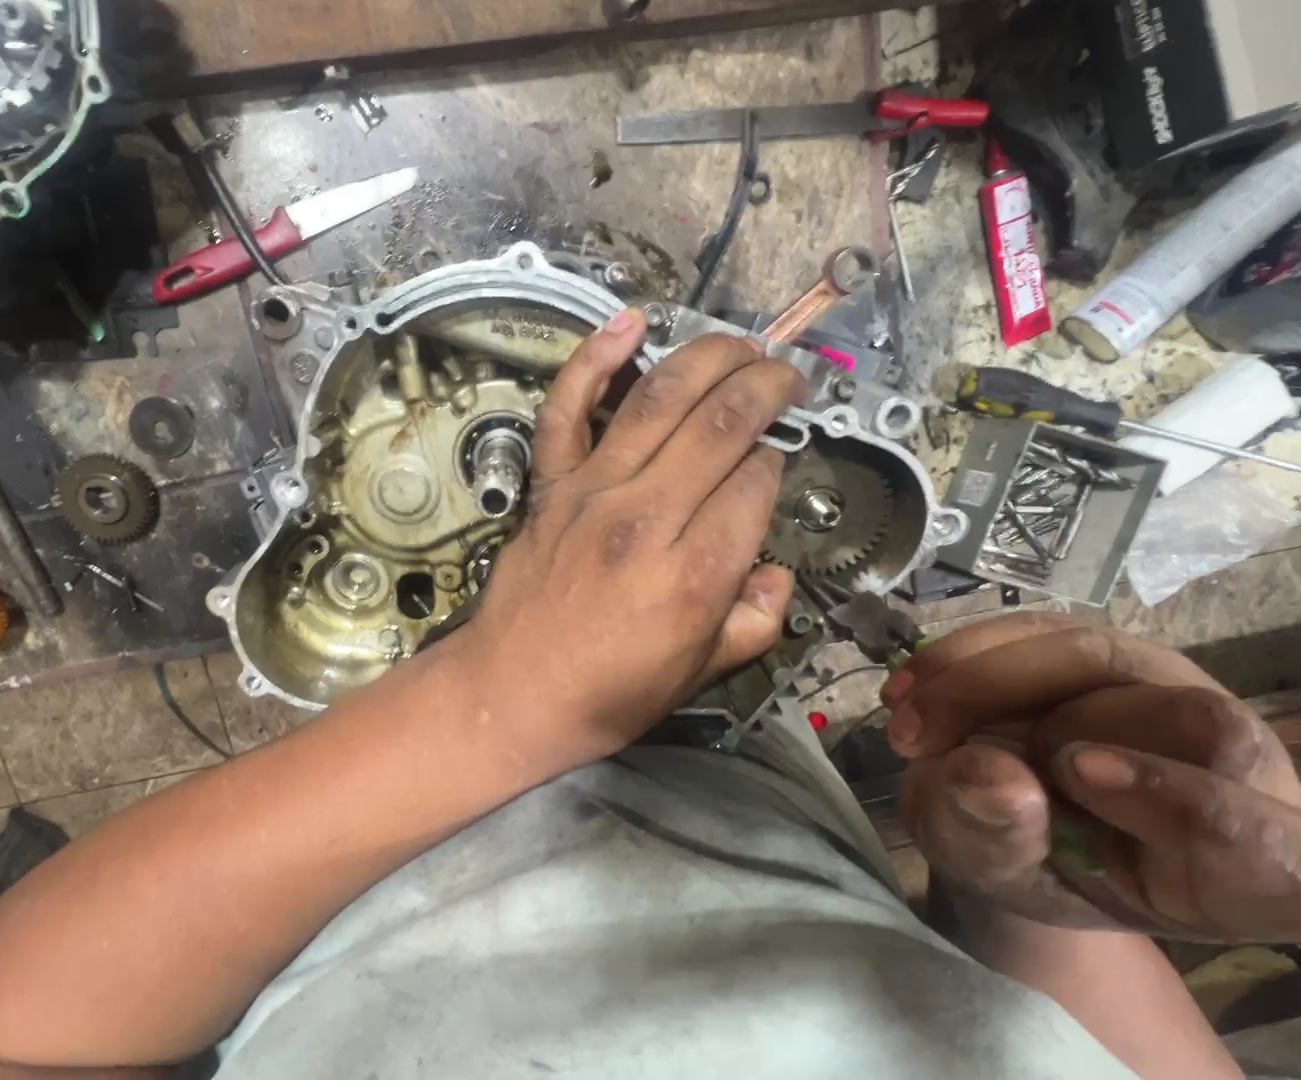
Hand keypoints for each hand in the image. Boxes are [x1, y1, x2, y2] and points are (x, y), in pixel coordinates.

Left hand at [447, 311, 803, 772]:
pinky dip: (592, 361)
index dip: (777, 461)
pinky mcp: (549, 484)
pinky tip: (627, 323)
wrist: (512, 694)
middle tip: (788, 374)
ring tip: (743, 343)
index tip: (777, 458)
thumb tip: (775, 573)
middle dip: (766, 387)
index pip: (756, 482)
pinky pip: (566, 410)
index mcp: (696, 572)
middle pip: (721, 424)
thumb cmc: (608, 693)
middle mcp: (648, 516)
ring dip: (709, 359)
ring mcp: (592, 491)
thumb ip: (753, 621)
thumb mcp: (699, 675)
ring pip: (659, 401)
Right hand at [888, 612, 1300, 942]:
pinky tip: (913, 686)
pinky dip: (964, 655)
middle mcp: (1251, 774)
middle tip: (942, 753)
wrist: (1008, 826)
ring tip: (906, 720)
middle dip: (1051, 727)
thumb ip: (994, 839)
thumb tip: (991, 773)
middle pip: (1190, 720)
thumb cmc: (1028, 873)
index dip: (1195, 806)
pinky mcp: (1110, 652)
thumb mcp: (996, 880)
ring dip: (982, 682)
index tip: (1077, 777)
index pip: (1298, 855)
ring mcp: (1178, 695)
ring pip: (1099, 657)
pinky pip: (1043, 631)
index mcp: (1263, 880)